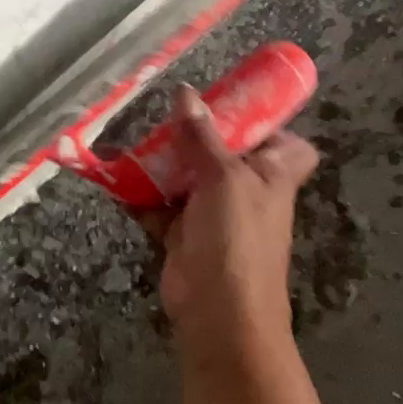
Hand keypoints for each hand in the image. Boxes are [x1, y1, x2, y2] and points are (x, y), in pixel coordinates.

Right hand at [132, 84, 319, 365]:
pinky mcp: (182, 234)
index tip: (235, 107)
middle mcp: (246, 191)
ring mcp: (213, 214)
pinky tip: (114, 174)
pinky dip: (139, 194)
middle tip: (166, 114)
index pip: (288, 145)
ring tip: (133, 137)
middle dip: (197, 136)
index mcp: (273, 175)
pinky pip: (159, 206)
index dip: (268, 125)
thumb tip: (186, 93)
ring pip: (187, 178)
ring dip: (162, 162)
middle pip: (225, 154)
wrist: (217, 310)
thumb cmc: (237, 238)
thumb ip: (203, 137)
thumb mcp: (224, 177)